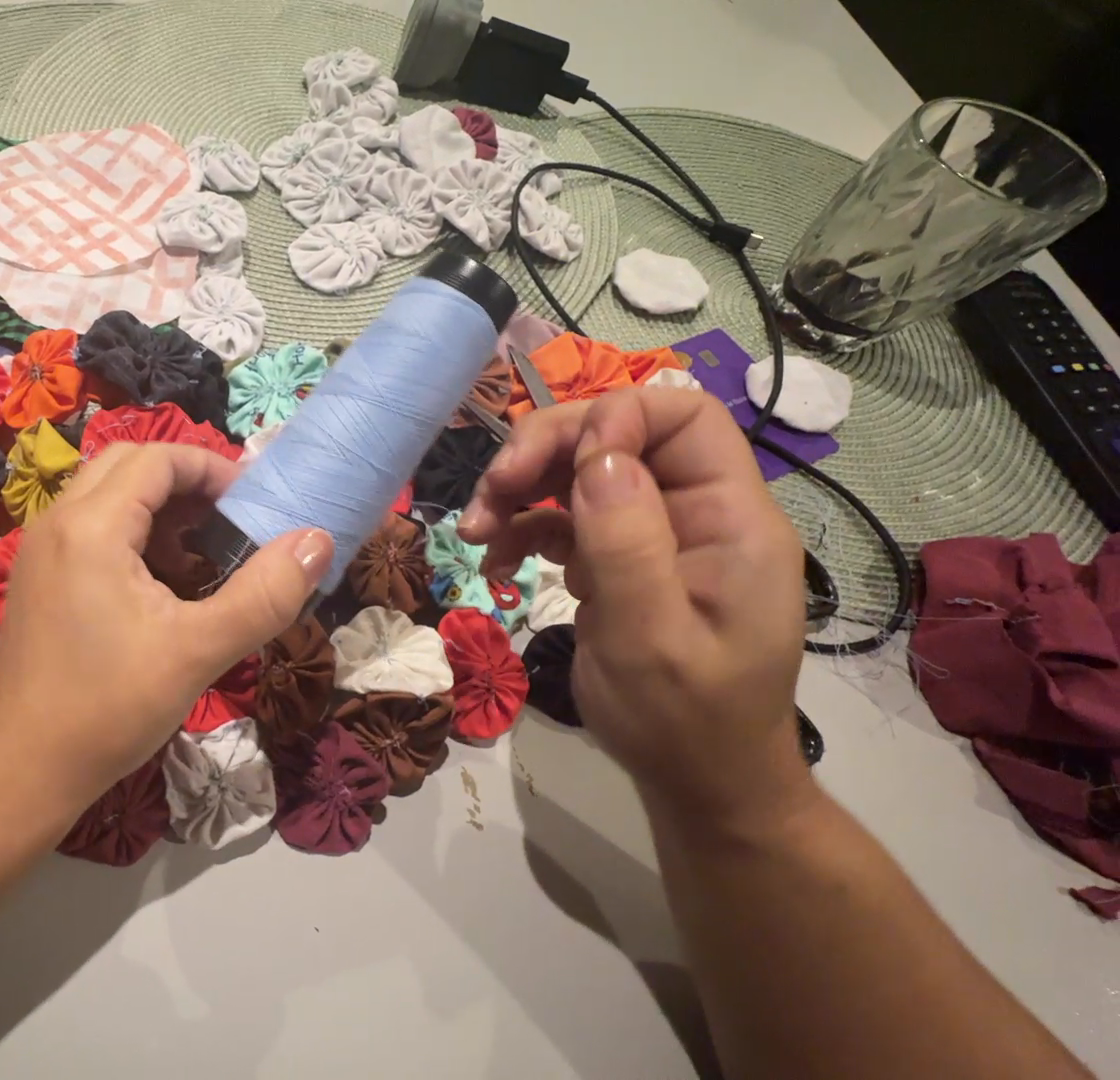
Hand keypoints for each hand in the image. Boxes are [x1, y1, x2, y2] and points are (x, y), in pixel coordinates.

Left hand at [0, 442, 332, 817]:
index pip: (157, 458)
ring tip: (200, 556)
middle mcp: (56, 523)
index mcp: (91, 527)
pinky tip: (158, 588)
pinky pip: (87, 530)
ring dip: (157, 509)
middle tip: (228, 524)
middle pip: (127, 466)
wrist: (21, 772)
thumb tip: (318, 541)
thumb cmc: (107, 709)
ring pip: (104, 497)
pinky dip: (130, 536)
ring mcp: (39, 552)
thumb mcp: (197, 653)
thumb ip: (263, 596)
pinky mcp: (37, 580)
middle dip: (184, 483)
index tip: (252, 506)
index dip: (211, 469)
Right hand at [459, 386, 813, 828]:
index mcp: (729, 518)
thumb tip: (597, 456)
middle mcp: (693, 511)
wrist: (694, 779)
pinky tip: (495, 565)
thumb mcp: (650, 637)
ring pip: (577, 473)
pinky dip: (520, 530)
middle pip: (615, 436)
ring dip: (518, 491)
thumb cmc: (683, 718)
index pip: (680, 418)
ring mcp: (651, 534)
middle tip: (490, 493)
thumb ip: (627, 543)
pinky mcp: (616, 559)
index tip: (549, 470)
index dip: (610, 421)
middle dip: (544, 453)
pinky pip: (561, 519)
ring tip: (475, 533)